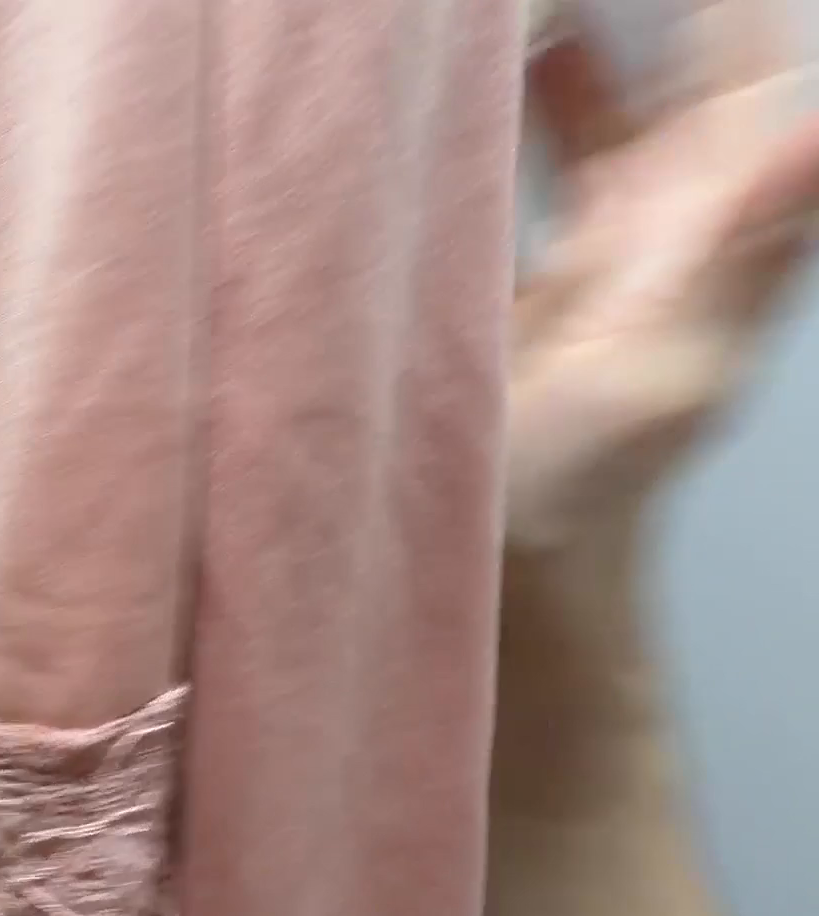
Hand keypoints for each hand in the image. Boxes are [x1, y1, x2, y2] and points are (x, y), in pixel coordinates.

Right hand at [508, 1, 818, 547]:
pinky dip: (487, 137)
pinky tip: (458, 102)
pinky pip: (507, 187)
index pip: (748, 85)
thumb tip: (817, 126)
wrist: (505, 536)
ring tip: (513, 15)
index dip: (736, 17)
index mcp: (711, 230)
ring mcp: (574, 250)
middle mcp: (653, 223)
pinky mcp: (502, 282)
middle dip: (648, 15)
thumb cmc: (583, 478)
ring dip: (564, 55)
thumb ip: (742, 255)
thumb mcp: (663, 376)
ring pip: (587, 123)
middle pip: (671, 84)